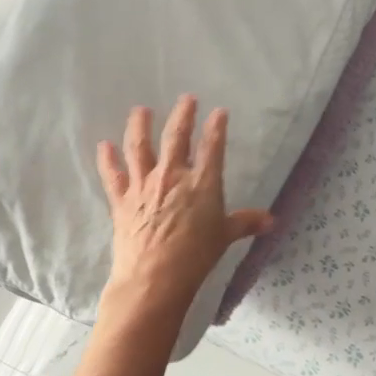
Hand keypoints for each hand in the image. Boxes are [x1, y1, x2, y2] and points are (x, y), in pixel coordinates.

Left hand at [96, 96, 272, 314]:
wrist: (155, 276)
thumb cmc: (196, 257)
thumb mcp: (225, 238)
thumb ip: (245, 224)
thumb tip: (271, 221)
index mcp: (202, 183)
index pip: (212, 147)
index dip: (216, 127)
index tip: (219, 112)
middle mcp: (172, 176)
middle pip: (176, 137)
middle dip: (182, 115)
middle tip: (186, 99)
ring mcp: (144, 186)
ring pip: (139, 147)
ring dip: (139, 125)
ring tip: (141, 110)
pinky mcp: (122, 200)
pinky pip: (113, 174)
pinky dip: (107, 159)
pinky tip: (104, 146)